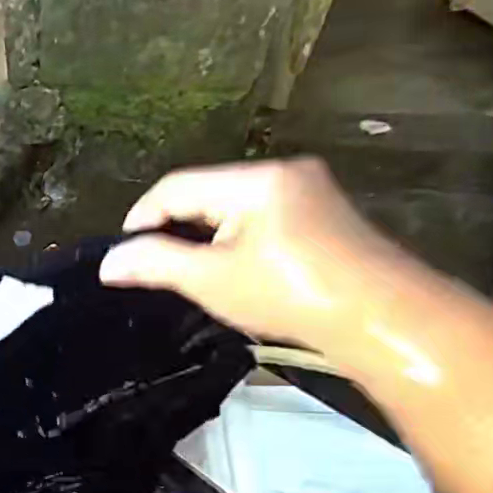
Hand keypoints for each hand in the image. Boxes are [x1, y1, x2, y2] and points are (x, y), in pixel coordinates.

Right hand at [98, 158, 406, 346]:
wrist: (384, 319)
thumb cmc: (289, 295)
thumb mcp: (212, 280)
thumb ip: (156, 264)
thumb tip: (108, 262)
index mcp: (255, 179)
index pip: (177, 186)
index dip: (141, 217)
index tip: (122, 254)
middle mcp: (284, 173)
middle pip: (207, 193)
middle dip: (174, 229)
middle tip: (152, 268)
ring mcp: (310, 192)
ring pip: (234, 208)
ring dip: (205, 237)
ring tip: (189, 274)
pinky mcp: (325, 217)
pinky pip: (262, 219)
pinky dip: (236, 241)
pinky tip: (233, 272)